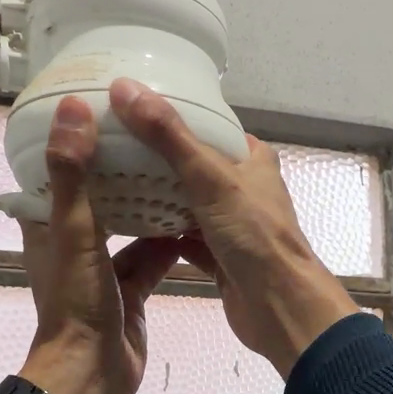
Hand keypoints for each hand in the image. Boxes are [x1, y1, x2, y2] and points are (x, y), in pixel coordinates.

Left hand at [18, 94, 183, 393]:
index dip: (74, 140)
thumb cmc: (77, 305)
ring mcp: (104, 269)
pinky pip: (151, 258)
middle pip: (99, 196)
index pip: (57, 171)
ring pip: (129, 227)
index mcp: (48, 226)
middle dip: (122, 169)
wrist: (94, 373)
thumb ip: (73, 176)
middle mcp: (74, 243)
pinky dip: (168, 243)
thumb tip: (72, 110)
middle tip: (150, 133)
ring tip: (177, 170)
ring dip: (150, 206)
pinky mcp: (131, 291)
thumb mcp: (73, 235)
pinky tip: (191, 221)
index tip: (101, 106)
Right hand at [108, 79, 358, 377]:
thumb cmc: (253, 236)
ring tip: (114, 182)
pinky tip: (132, 226)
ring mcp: (233, 228)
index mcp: (253, 161)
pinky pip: (186, 241)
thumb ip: (168, 136)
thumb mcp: (210, 177)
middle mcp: (244, 191)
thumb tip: (123, 87)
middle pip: (195, 168)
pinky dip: (163, 235)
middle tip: (113, 147)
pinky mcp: (221, 260)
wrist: (278, 306)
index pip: (211, 128)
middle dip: (159, 160)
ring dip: (158, 199)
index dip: (176, 117)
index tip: (132, 110)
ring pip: (189, 206)